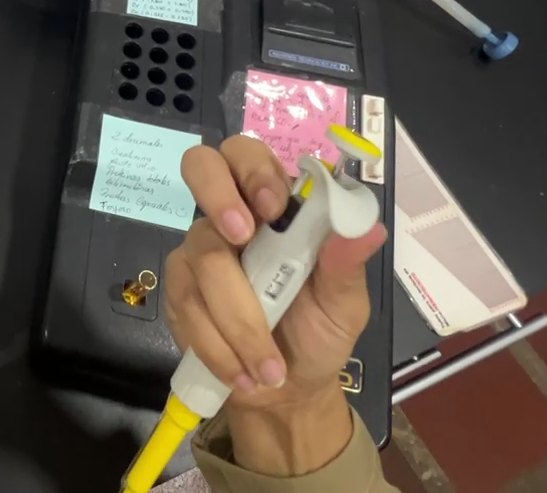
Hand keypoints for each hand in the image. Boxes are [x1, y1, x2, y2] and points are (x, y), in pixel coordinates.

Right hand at [165, 138, 386, 474]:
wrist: (286, 391)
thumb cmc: (318, 332)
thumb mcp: (345, 304)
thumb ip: (346, 264)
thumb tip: (369, 225)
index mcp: (272, 204)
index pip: (248, 154)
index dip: (253, 170)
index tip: (273, 208)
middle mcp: (229, 213)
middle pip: (199, 164)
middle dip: (217, 195)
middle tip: (240, 236)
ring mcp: (198, 246)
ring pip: (203, 258)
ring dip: (238, 319)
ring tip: (268, 368)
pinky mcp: (178, 285)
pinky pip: (188, 303)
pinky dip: (219, 345)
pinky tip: (243, 372)